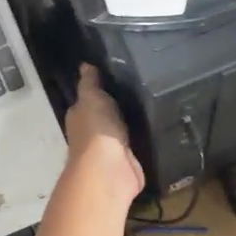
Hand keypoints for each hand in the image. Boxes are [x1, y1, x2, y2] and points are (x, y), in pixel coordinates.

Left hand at [65, 63, 143, 201]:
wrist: (110, 169)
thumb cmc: (97, 129)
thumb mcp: (92, 98)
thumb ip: (90, 83)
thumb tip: (84, 65)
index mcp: (79, 116)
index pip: (87, 100)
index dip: (99, 90)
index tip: (118, 77)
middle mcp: (92, 133)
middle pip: (105, 117)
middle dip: (117, 108)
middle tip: (141, 90)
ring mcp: (109, 150)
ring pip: (121, 131)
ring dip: (131, 124)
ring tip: (153, 107)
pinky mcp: (127, 162)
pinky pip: (135, 146)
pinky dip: (142, 140)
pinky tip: (155, 129)